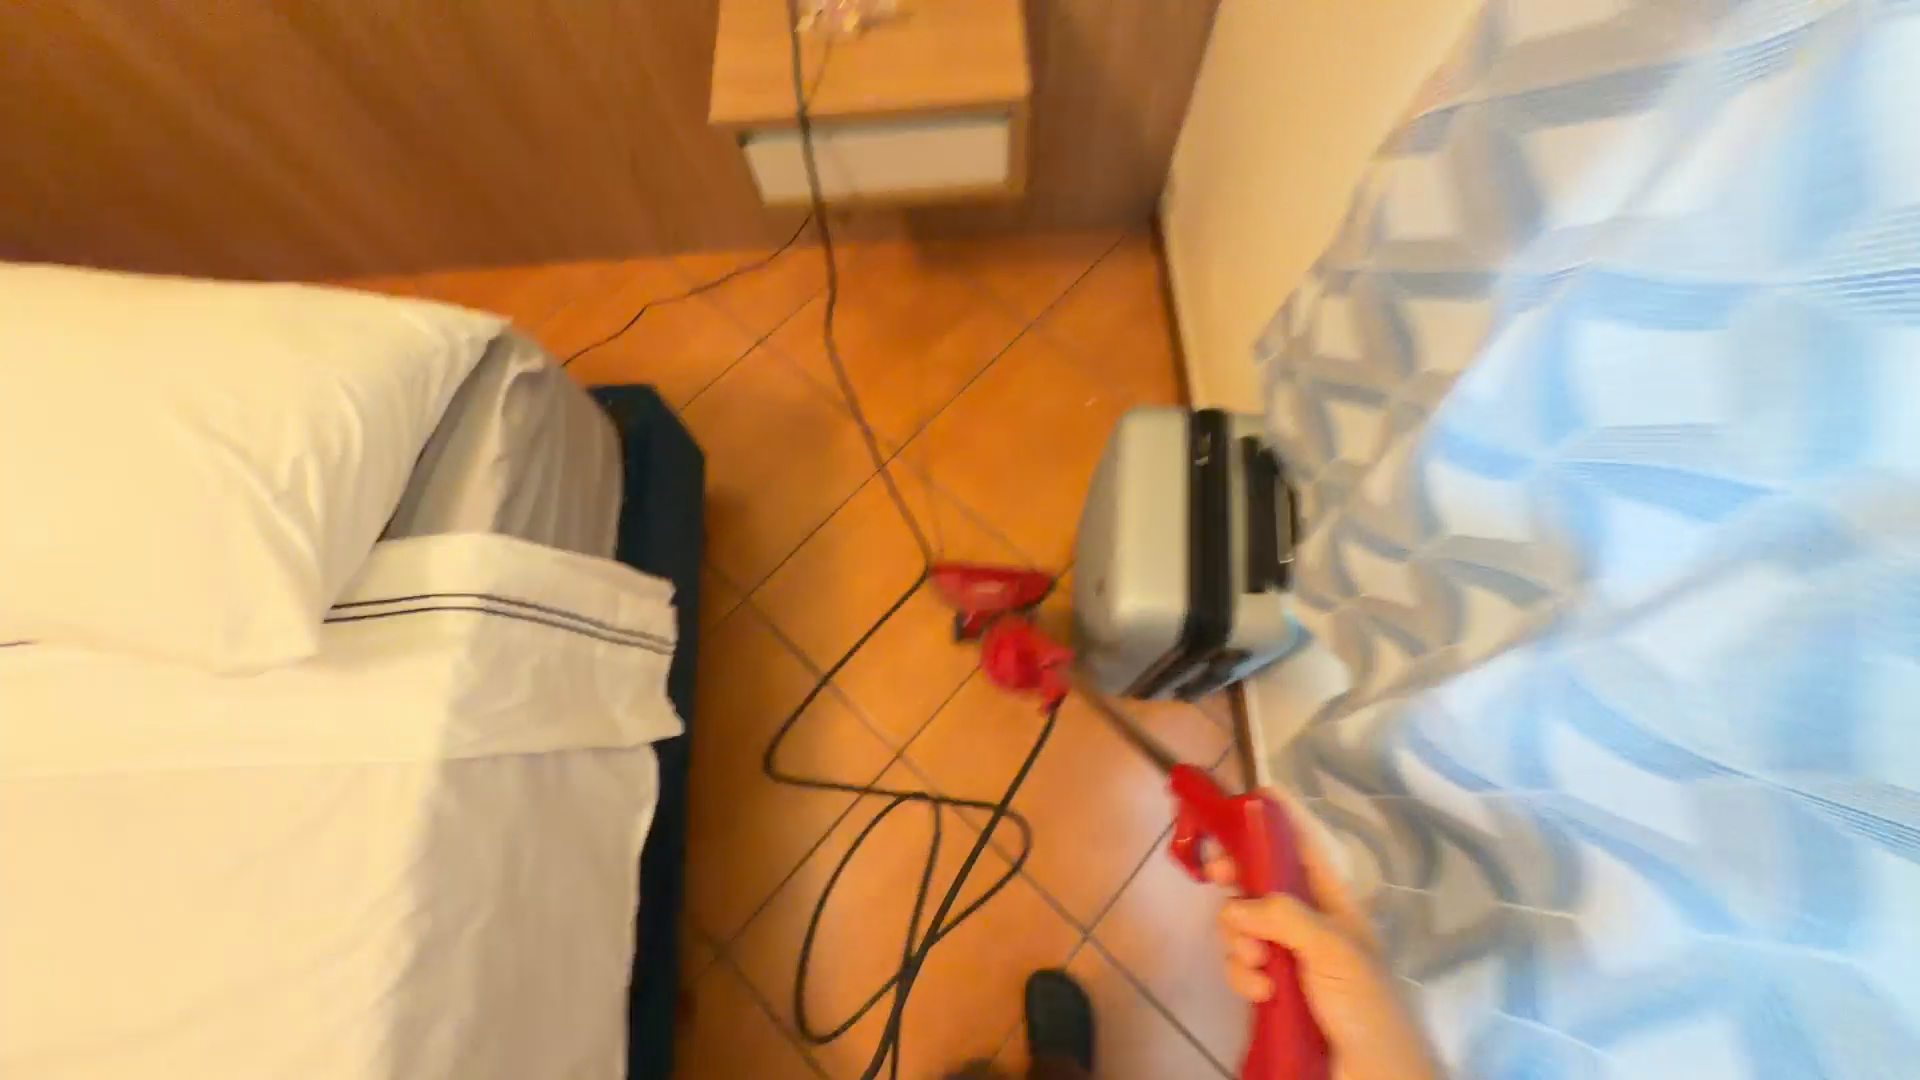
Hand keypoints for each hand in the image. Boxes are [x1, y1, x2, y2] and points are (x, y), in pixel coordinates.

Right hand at [1206, 799, 1441, 1079]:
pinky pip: (1236, 962)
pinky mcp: (1268, 984)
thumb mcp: (1332, 948)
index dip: (1273, 817)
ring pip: (1237, 920)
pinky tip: (1263, 994)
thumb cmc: (1366, 1003)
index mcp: (1328, 898)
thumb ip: (1282, 914)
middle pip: (1255, 875)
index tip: (1241, 801)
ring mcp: (1283, 951)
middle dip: (1234, 876)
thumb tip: (1235, 906)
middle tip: (1216, 876)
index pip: (1300, 841)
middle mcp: (1302, 917)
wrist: (1373, 1076)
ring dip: (1239, 940)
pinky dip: (1242, 975)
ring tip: (1260, 967)